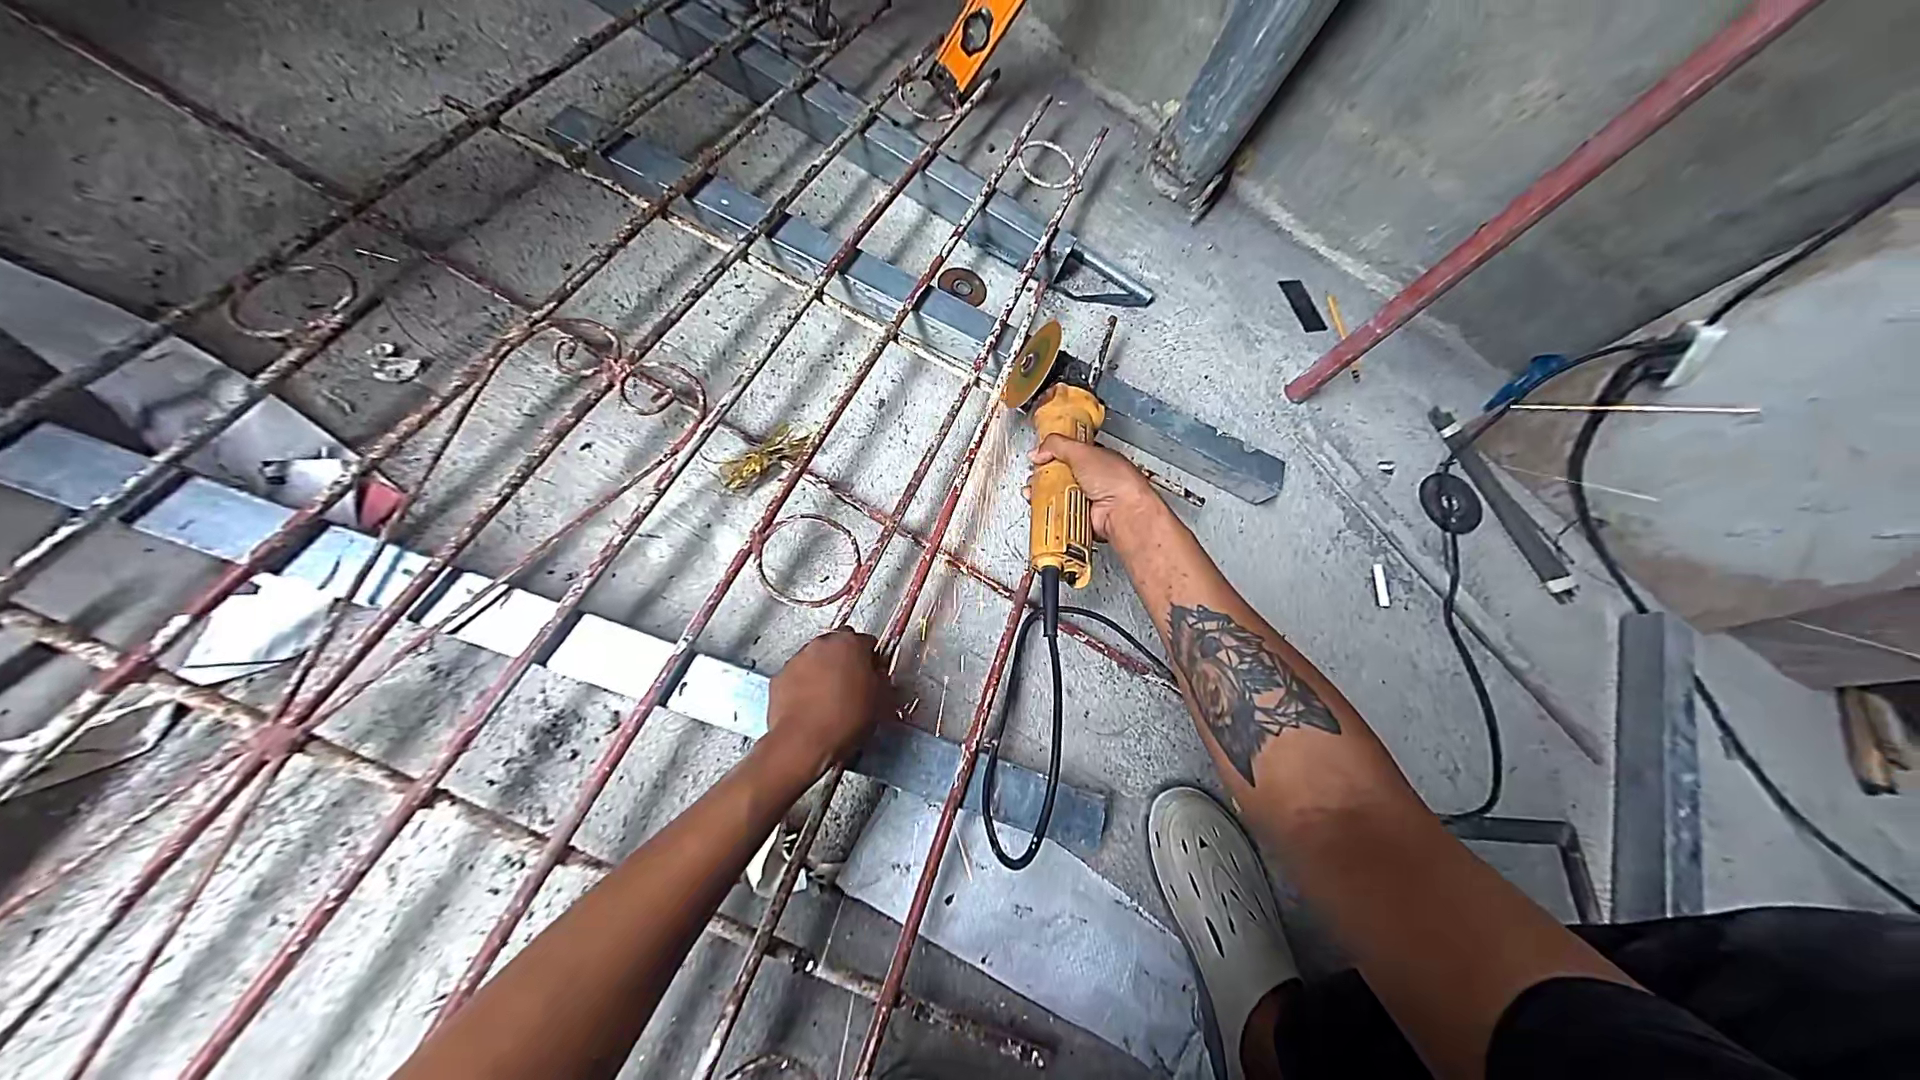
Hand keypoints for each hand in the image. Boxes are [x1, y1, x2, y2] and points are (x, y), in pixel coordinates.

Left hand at [764, 628, 888, 781]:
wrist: (804, 742)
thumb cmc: (843, 720)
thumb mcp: (880, 700)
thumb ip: (882, 679)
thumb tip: (879, 677)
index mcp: (851, 644)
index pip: (867, 641)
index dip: (872, 659)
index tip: (874, 673)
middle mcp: (822, 645)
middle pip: (838, 645)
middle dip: (846, 661)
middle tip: (852, 685)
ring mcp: (798, 659)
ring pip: (815, 659)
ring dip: (823, 672)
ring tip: (831, 699)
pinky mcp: (780, 678)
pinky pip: (797, 676)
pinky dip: (803, 685)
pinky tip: (812, 706)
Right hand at [1030, 435, 1163, 542]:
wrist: (1123, 513)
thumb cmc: (1116, 481)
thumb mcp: (1081, 452)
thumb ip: (1057, 445)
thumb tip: (1038, 450)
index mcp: (1095, 458)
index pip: (1067, 453)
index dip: (1051, 454)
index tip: (1037, 458)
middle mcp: (1092, 479)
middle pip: (1058, 476)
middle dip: (1042, 477)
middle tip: (1034, 479)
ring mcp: (1086, 499)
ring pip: (1056, 496)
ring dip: (1042, 495)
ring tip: (1033, 493)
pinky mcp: (1081, 517)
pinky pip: (1059, 513)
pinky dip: (1049, 512)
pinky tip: (1043, 508)